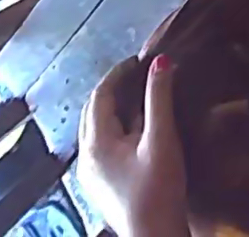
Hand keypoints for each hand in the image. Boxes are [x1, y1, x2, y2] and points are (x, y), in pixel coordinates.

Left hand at [78, 54, 187, 236]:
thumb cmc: (158, 189)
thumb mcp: (161, 139)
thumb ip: (159, 98)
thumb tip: (160, 60)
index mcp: (95, 144)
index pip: (100, 95)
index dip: (119, 73)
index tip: (140, 60)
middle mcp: (86, 157)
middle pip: (94, 110)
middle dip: (114, 87)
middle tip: (139, 73)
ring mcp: (91, 173)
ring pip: (98, 126)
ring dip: (116, 105)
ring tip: (141, 92)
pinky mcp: (102, 183)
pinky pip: (104, 142)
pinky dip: (118, 124)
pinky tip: (138, 124)